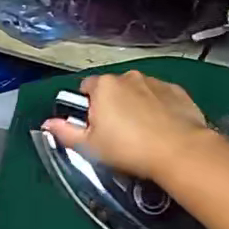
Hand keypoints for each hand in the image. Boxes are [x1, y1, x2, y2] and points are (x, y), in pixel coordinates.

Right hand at [42, 70, 218, 181]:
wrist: (180, 151)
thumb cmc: (128, 148)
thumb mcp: (90, 146)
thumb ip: (66, 132)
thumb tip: (48, 123)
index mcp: (104, 86)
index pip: (87, 88)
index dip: (88, 107)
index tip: (94, 127)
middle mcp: (128, 77)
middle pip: (113, 89)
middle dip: (112, 105)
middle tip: (117, 134)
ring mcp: (155, 82)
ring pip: (138, 91)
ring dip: (136, 105)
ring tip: (142, 133)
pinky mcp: (178, 92)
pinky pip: (161, 97)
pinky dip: (159, 108)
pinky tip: (162, 129)